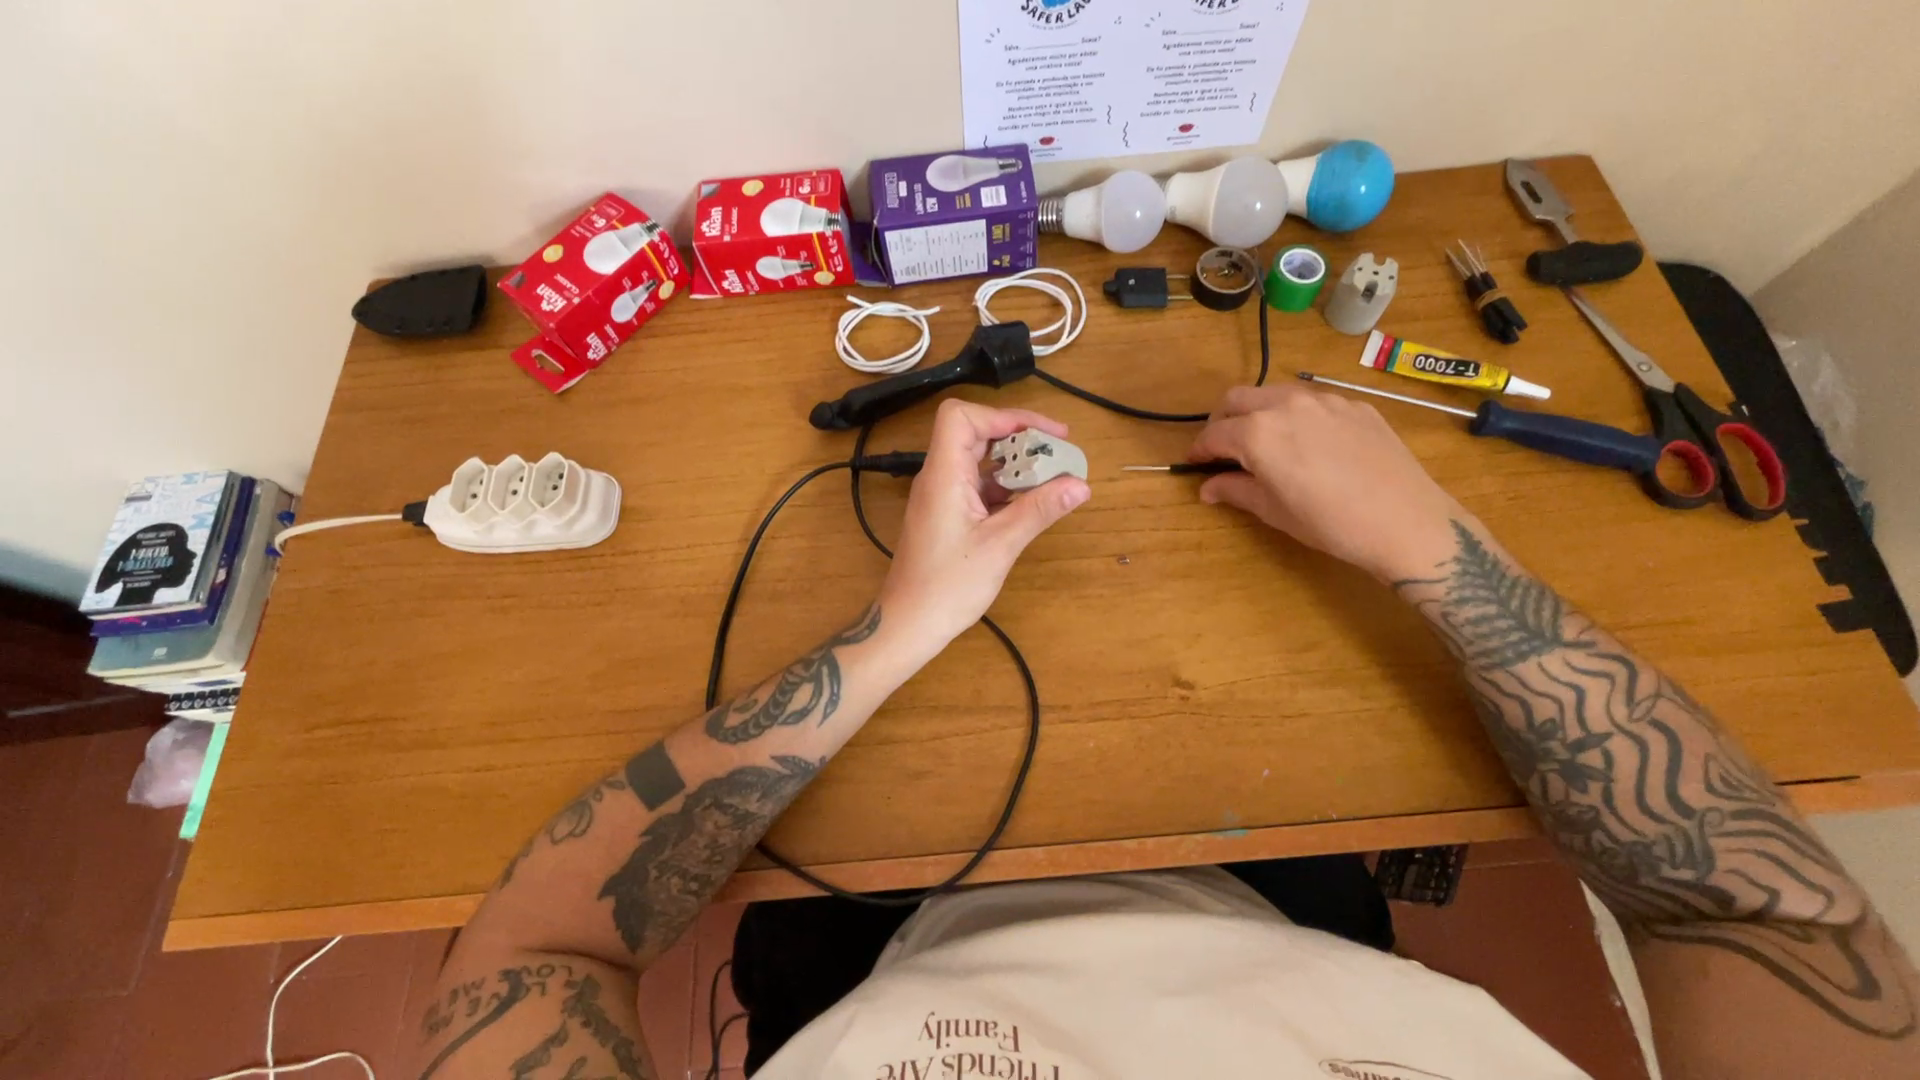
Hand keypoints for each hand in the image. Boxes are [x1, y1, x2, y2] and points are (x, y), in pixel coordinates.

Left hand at [879, 399, 1090, 649]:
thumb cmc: (948, 586)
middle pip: (974, 434)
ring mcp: (941, 498)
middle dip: (1018, 437)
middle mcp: (938, 478)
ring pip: (978, 462)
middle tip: (1058, 451)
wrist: (909, 624)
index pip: (961, 416)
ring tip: (1053, 478)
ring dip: (1014, 465)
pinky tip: (1031, 505)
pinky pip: (977, 487)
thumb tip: (1080, 484)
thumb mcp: (1000, 546)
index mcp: (943, 475)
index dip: (1002, 416)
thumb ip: (1039, 510)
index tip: (1040, 435)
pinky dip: (1004, 489)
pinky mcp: (946, 516)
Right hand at [1187, 384, 1469, 581]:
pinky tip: (1309, 445)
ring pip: (1275, 394)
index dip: (1199, 450)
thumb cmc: (1329, 523)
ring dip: (1258, 413)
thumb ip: (1235, 490)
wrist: (1405, 521)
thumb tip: (1208, 487)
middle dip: (1223, 421)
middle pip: (1237, 399)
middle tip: (1224, 449)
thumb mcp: (1274, 511)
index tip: (1194, 464)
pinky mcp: (1354, 405)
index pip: (1214, 433)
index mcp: (1258, 432)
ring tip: (1265, 443)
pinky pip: (1312, 402)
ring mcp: (1324, 400)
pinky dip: (1296, 416)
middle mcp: (1286, 405)